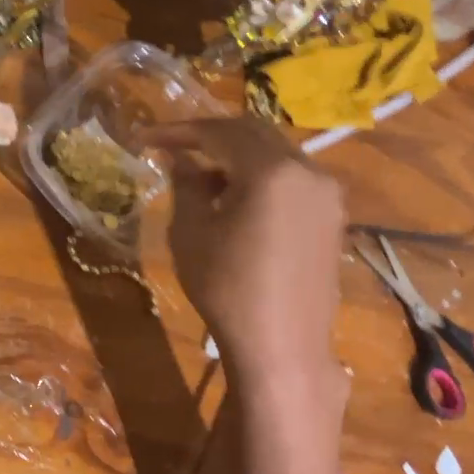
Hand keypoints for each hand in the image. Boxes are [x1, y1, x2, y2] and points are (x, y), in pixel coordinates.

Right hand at [143, 118, 346, 382]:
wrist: (280, 342)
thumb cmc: (225, 285)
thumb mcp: (191, 231)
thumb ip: (187, 185)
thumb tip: (182, 160)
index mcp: (271, 171)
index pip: (219, 133)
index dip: (178, 131)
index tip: (143, 138)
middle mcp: (308, 172)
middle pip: (254, 134)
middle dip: (209, 135)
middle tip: (170, 145)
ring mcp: (326, 194)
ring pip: (275, 153)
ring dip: (235, 154)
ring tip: (198, 173)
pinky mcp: (331, 216)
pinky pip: (290, 177)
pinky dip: (258, 174)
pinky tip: (231, 196)